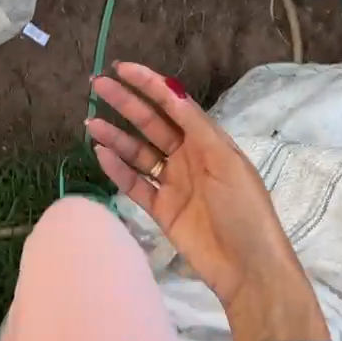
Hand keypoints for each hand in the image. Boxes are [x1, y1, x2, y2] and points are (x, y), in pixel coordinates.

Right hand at [87, 62, 329, 340]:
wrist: (251, 272)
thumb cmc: (244, 210)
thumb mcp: (225, 161)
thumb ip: (194, 125)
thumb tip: (170, 88)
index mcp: (206, 142)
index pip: (172, 104)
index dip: (147, 84)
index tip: (121, 68)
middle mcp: (187, 157)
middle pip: (150, 123)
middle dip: (124, 103)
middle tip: (96, 86)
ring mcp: (173, 183)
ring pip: (137, 152)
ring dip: (115, 136)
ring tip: (90, 123)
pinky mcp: (162, 209)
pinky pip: (134, 183)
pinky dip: (117, 169)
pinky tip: (101, 154)